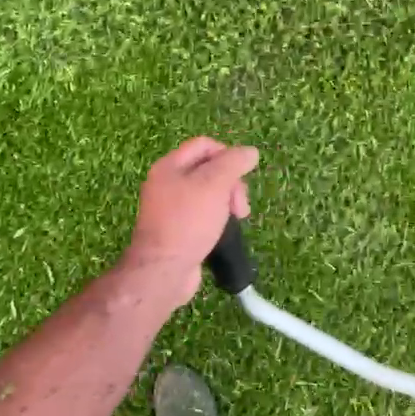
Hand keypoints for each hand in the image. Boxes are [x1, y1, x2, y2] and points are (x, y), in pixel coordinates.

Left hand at [120, 138, 258, 309]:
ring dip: (227, 202)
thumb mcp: (214, 185)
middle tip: (240, 206)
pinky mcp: (178, 230)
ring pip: (209, 194)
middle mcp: (167, 183)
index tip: (242, 176)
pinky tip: (225, 231)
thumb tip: (250, 152)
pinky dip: (217, 219)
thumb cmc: (188, 221)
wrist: (164, 270)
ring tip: (238, 219)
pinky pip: (203, 214)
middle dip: (231, 183)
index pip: (204, 145)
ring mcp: (171, 208)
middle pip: (208, 169)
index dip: (228, 155)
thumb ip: (233, 163)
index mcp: (170, 166)